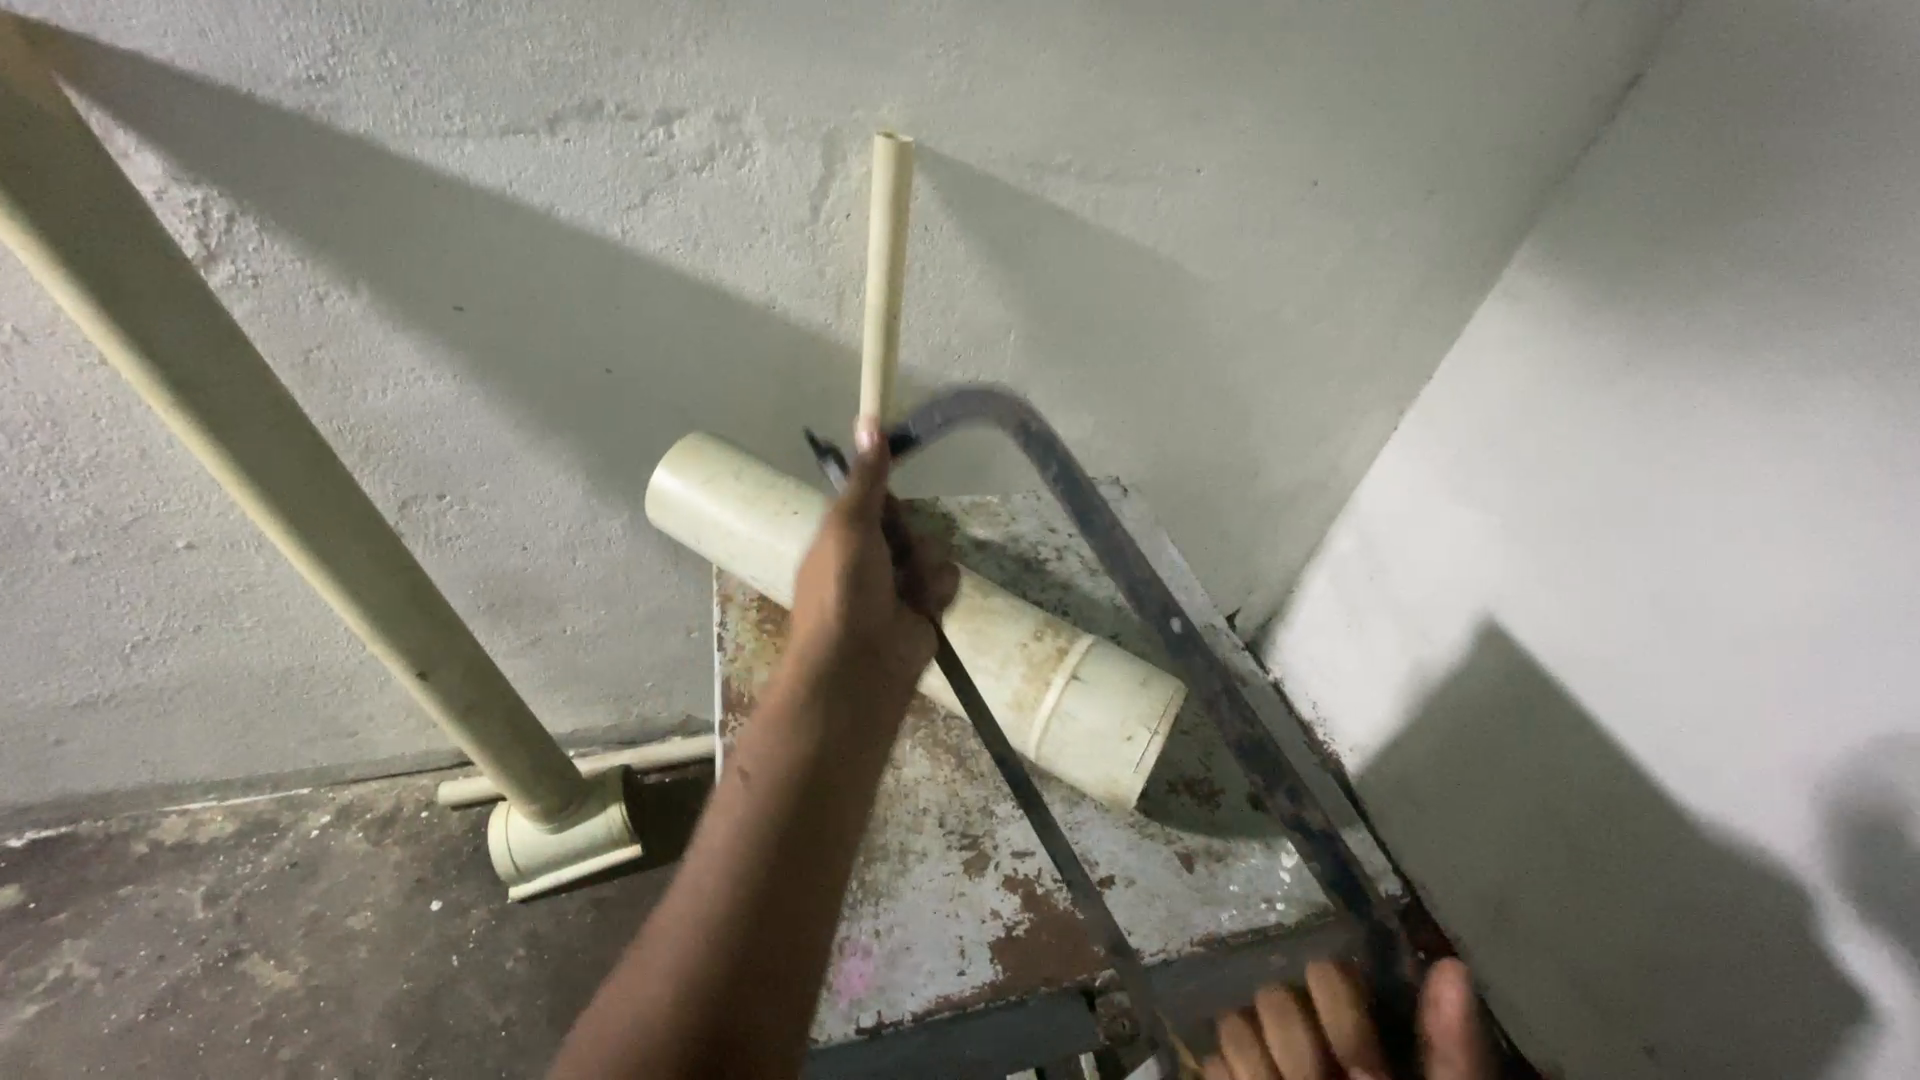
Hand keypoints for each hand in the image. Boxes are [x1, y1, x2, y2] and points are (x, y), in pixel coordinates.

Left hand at [788, 435, 959, 724]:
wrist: (861, 663)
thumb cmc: (843, 589)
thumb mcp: (849, 524)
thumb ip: (867, 478)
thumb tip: (869, 420)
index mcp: (843, 536)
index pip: (875, 499)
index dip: (887, 495)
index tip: (899, 483)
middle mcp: (872, 557)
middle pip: (910, 521)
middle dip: (909, 533)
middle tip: (894, 549)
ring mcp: (900, 584)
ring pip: (933, 548)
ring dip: (924, 566)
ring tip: (906, 590)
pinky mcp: (926, 607)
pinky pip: (946, 579)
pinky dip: (936, 591)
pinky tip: (921, 608)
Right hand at [1203, 959, 1490, 1079]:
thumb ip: (1452, 1057)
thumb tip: (1454, 967)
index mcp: (1368, 1040)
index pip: (1329, 977)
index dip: (1342, 1018)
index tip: (1365, 1072)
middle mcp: (1314, 1039)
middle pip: (1274, 996)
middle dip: (1299, 1049)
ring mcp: (1268, 1062)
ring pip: (1236, 1023)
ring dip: (1263, 1069)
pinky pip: (1213, 1063)